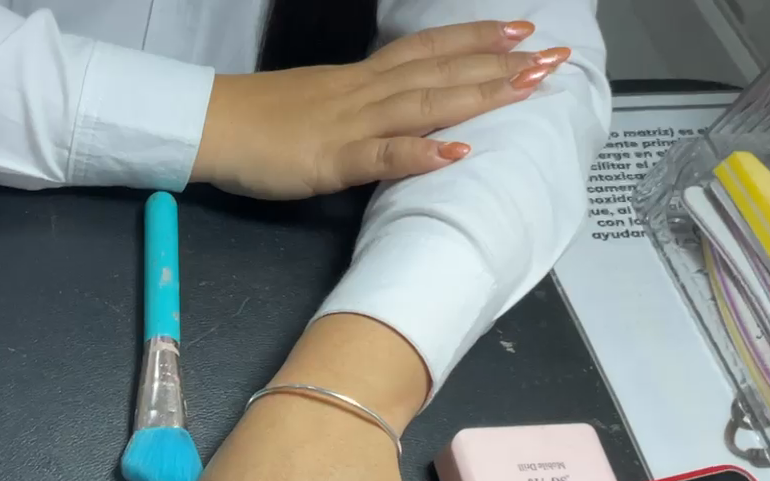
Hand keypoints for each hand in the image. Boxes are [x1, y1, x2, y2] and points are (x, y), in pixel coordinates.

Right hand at [191, 20, 569, 198]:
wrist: (214, 127)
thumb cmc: (256, 122)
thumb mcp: (313, 108)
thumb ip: (350, 112)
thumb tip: (379, 119)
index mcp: (358, 82)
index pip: (426, 52)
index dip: (474, 41)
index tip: (519, 32)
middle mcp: (364, 94)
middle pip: (440, 72)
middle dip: (500, 65)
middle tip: (554, 57)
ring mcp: (350, 125)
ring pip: (423, 103)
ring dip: (478, 95)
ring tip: (528, 87)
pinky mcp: (331, 160)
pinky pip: (381, 155)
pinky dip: (420, 152)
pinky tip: (456, 152)